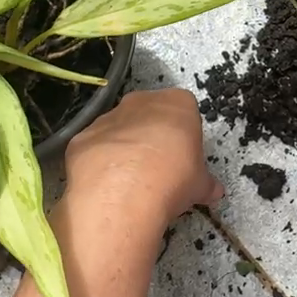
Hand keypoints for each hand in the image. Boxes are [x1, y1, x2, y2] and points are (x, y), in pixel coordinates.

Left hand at [63, 89, 222, 228]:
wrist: (123, 194)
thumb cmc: (173, 179)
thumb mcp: (200, 185)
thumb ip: (206, 184)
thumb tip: (214, 192)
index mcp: (178, 104)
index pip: (185, 110)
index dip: (184, 135)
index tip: (183, 157)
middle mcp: (142, 102)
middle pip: (150, 113)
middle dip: (153, 135)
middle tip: (158, 167)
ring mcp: (108, 117)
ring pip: (119, 129)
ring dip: (124, 148)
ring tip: (129, 181)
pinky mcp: (82, 138)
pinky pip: (94, 148)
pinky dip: (99, 163)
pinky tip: (105, 186)